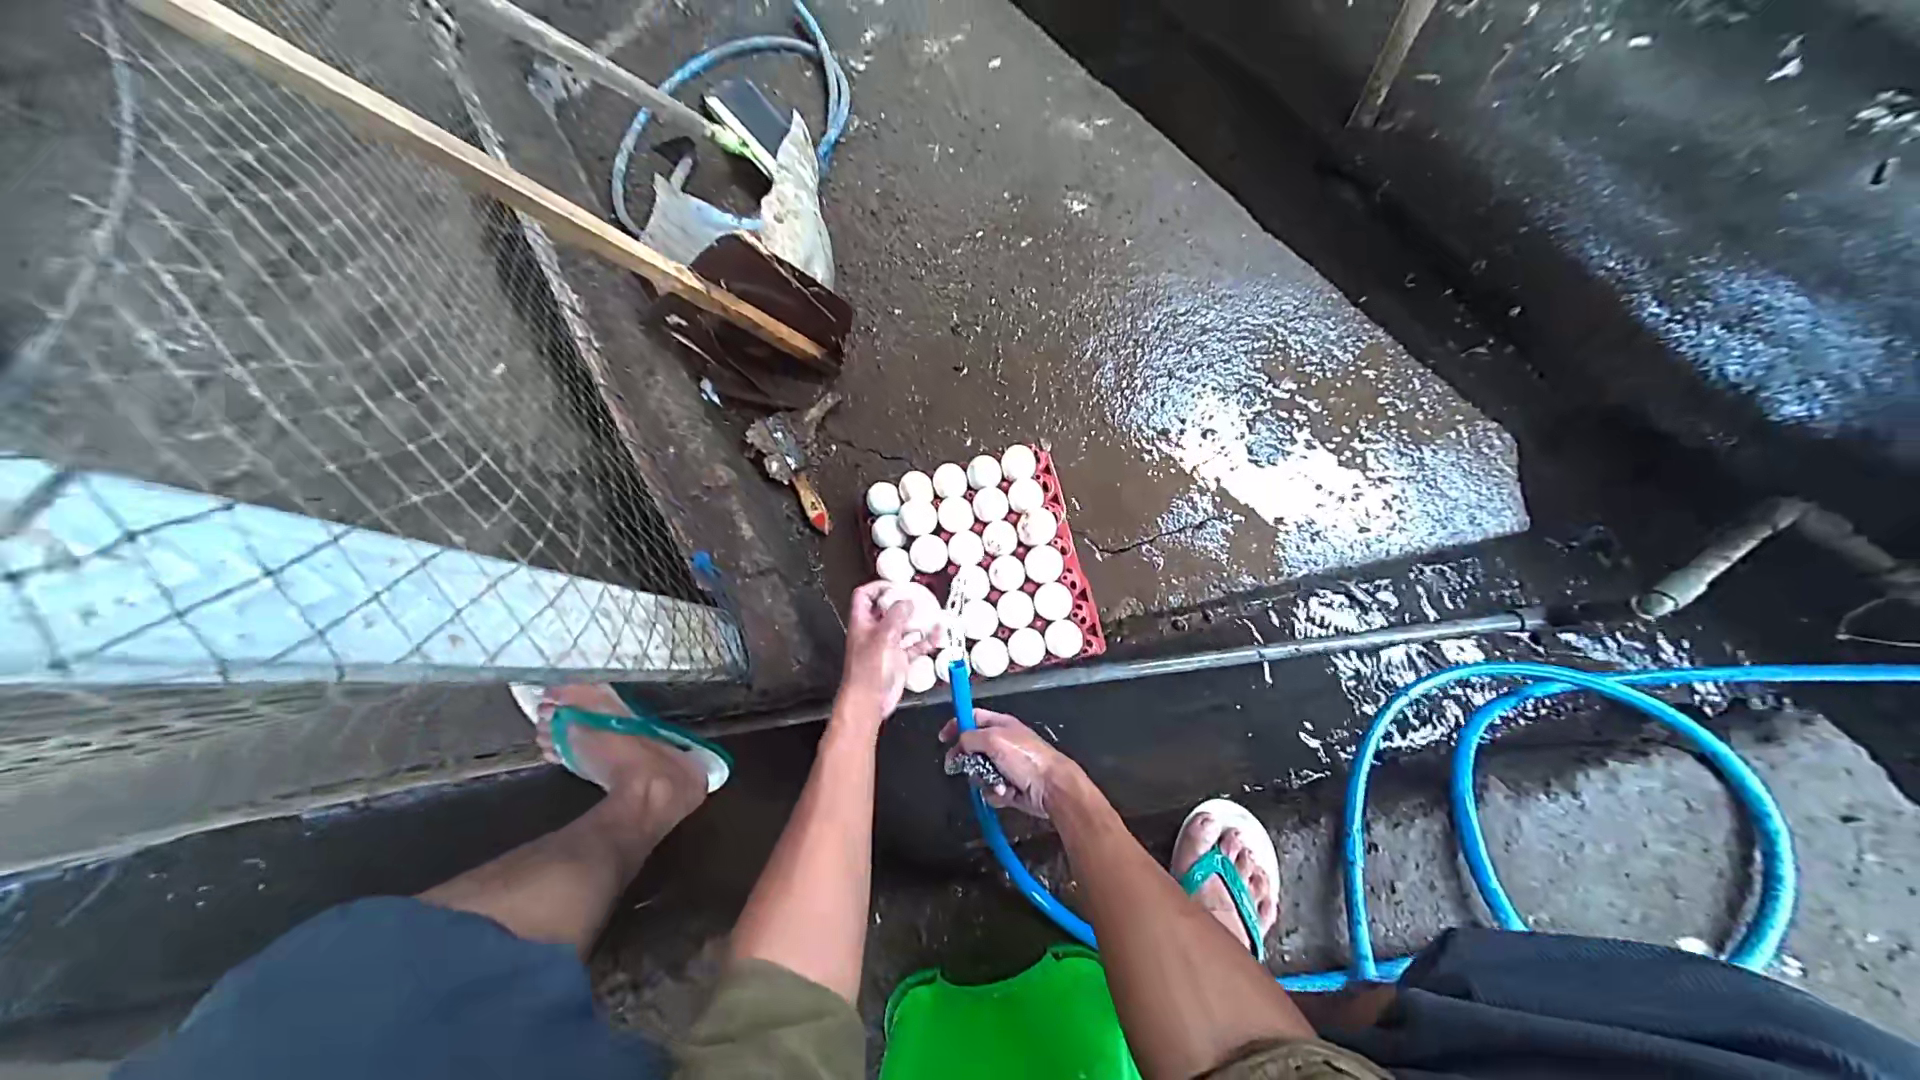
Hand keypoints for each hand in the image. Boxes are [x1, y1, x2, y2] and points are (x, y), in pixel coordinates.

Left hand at [836, 580, 935, 724]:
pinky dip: (926, 640)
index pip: (864, 595)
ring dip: (918, 621)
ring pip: (904, 627)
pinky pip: (914, 645)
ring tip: (932, 613)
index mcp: (862, 622)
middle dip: (904, 602)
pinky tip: (937, 636)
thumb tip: (906, 602)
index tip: (895, 584)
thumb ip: (896, 616)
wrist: (869, 701)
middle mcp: (873, 632)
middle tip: (919, 597)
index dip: (878, 586)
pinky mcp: (898, 659)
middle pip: (887, 609)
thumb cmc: (867, 672)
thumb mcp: (883, 636)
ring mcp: (887, 645)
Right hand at [938, 709, 1079, 817]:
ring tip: (998, 782)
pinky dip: (996, 793)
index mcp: (1000, 725)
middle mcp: (1002, 743)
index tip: (943, 738)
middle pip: (971, 748)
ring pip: (978, 772)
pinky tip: (1007, 792)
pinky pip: (990, 790)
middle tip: (964, 766)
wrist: (1051, 788)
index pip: (972, 718)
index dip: (956, 724)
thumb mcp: (994, 739)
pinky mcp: (1009, 786)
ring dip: (984, 779)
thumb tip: (959, 743)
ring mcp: (1006, 765)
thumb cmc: (1027, 759)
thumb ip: (970, 737)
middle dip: (968, 760)